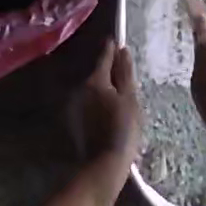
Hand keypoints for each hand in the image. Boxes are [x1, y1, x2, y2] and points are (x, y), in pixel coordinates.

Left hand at [69, 40, 140, 168]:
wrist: (104, 164)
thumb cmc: (123, 129)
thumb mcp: (130, 98)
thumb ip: (125, 73)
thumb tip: (123, 50)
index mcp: (95, 81)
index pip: (104, 57)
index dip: (112, 49)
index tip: (117, 41)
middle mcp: (80, 88)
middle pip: (98, 74)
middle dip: (110, 72)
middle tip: (126, 75)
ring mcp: (75, 105)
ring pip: (93, 89)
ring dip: (104, 89)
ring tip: (121, 97)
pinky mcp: (75, 119)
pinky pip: (89, 103)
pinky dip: (99, 103)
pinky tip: (110, 112)